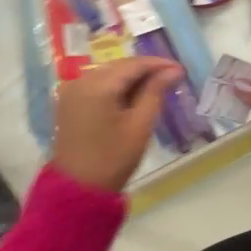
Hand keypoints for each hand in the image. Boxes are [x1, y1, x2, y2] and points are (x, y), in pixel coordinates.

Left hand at [51, 57, 183, 191]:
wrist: (79, 186)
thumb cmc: (114, 158)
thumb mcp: (140, 125)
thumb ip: (156, 92)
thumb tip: (173, 71)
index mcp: (98, 86)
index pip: (133, 65)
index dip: (159, 64)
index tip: (181, 69)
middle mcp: (80, 80)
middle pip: (119, 66)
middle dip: (146, 69)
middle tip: (172, 77)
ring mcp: (71, 90)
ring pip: (107, 74)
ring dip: (131, 77)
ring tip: (156, 86)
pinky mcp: (69, 101)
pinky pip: (97, 84)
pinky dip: (116, 86)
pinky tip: (133, 95)